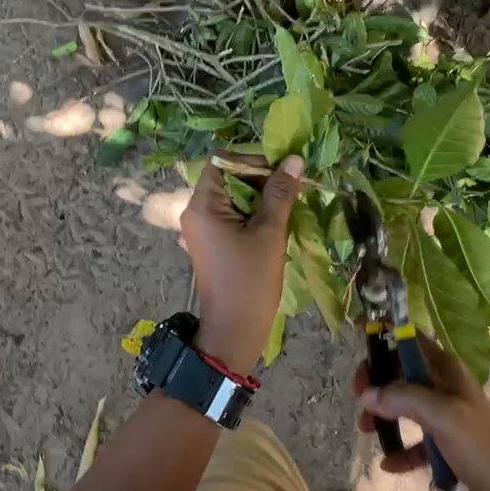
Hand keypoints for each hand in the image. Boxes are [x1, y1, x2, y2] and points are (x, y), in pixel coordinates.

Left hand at [179, 151, 303, 371]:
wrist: (233, 331)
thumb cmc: (250, 281)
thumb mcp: (269, 233)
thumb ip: (280, 193)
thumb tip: (294, 159)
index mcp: (202, 204)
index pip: (222, 161)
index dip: (252, 160)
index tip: (281, 172)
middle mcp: (195, 210)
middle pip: (227, 176)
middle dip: (260, 178)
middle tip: (291, 188)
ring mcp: (201, 226)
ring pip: (232, 195)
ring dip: (260, 196)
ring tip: (288, 205)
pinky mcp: (211, 240)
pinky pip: (231, 213)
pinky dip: (252, 212)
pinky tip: (276, 221)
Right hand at [355, 335, 489, 490]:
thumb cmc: (481, 445)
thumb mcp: (441, 415)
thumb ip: (402, 398)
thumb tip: (367, 393)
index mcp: (444, 368)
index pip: (409, 337)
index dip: (385, 330)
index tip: (357, 332)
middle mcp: (443, 384)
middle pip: (400, 370)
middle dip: (377, 380)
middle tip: (359, 397)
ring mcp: (445, 414)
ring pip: (405, 404)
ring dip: (384, 414)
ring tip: (366, 430)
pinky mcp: (447, 442)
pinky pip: (416, 439)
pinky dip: (401, 448)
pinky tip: (388, 463)